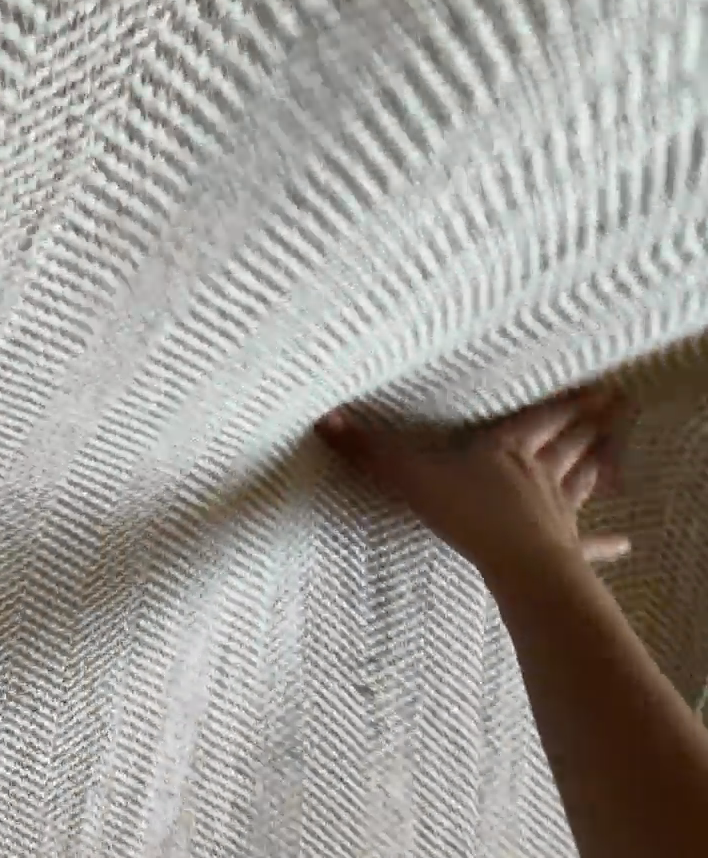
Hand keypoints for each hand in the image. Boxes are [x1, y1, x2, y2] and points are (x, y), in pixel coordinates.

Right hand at [316, 386, 631, 587]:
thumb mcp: (405, 472)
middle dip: (591, 425)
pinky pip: (589, 540)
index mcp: (505, 450)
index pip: (538, 419)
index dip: (565, 402)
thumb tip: (322, 416)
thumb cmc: (464, 509)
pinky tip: (624, 544)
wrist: (517, 562)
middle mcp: (537, 472)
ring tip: (613, 452)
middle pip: (569, 443)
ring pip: (584, 480)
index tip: (598, 385)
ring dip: (600, 464)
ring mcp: (556, 507)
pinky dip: (607, 542)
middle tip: (617, 406)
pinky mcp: (565, 542)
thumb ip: (363, 446)